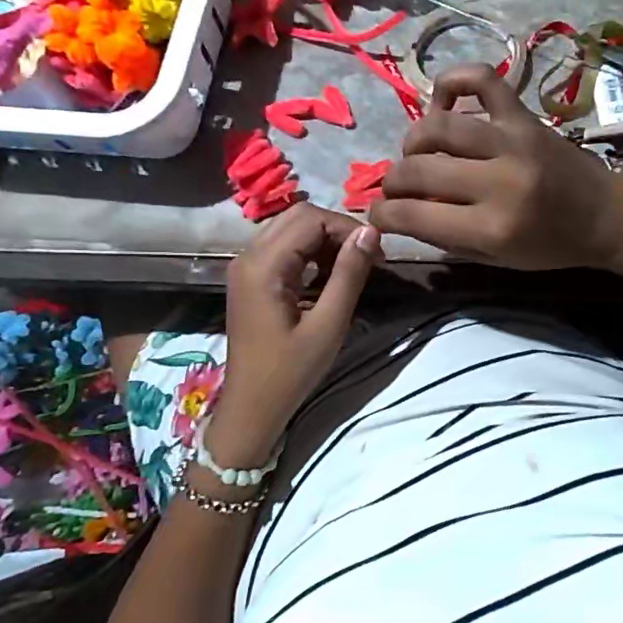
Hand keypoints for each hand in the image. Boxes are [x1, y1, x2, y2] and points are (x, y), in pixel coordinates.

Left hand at [211, 204, 380, 464]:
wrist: (252, 406)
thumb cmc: (291, 371)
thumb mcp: (329, 325)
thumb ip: (348, 274)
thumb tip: (370, 232)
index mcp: (263, 266)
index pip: (311, 219)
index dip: (348, 227)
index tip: (377, 254)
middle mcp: (248, 256)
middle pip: (298, 216)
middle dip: (337, 229)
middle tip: (367, 257)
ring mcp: (245, 266)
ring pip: (290, 228)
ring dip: (324, 239)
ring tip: (353, 265)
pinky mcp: (249, 278)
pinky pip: (282, 247)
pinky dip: (309, 251)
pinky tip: (329, 274)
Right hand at [368, 66, 622, 270]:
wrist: (606, 216)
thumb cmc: (551, 246)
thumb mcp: (498, 259)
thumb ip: (447, 238)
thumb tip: (402, 213)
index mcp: (493, 228)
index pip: (415, 216)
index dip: (382, 215)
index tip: (376, 214)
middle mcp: (500, 181)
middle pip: (419, 171)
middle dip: (391, 182)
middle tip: (393, 187)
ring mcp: (513, 140)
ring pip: (439, 126)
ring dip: (413, 140)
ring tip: (416, 153)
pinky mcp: (525, 115)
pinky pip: (482, 78)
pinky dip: (453, 81)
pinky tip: (442, 101)